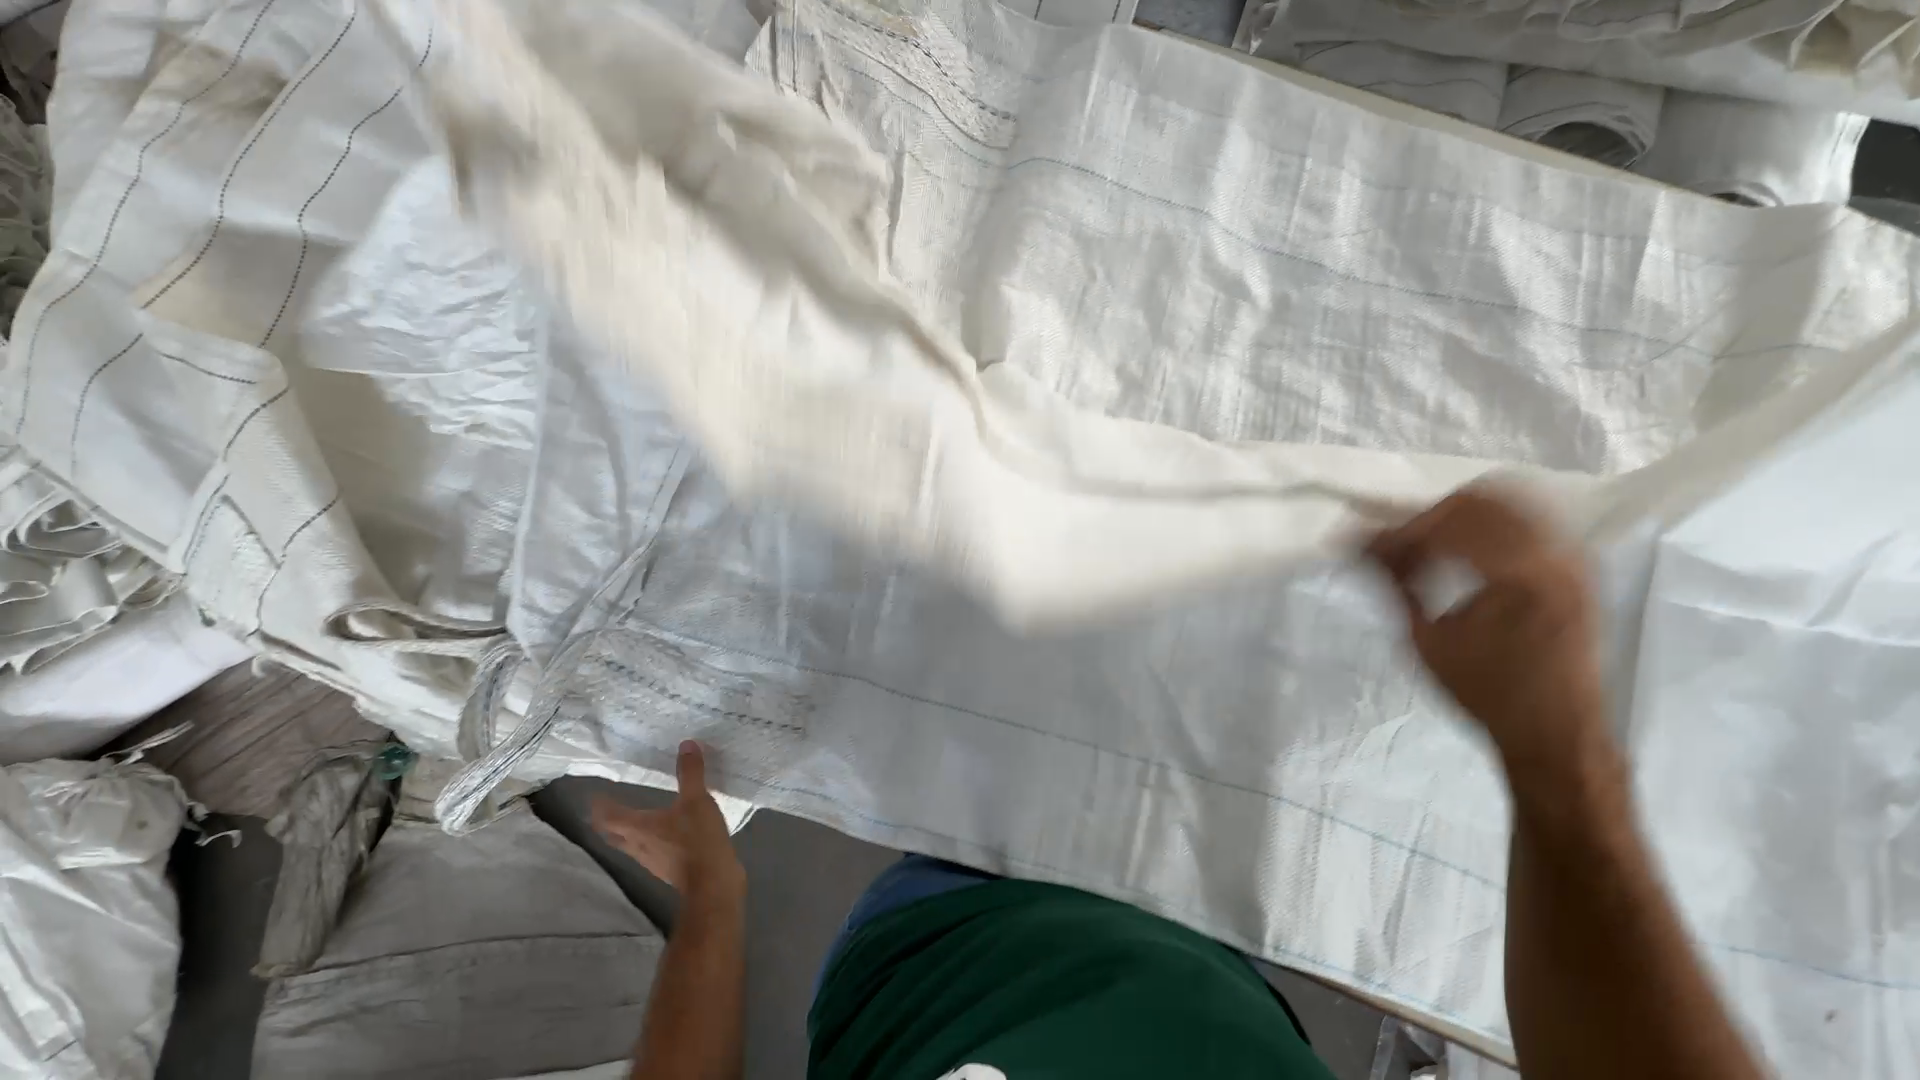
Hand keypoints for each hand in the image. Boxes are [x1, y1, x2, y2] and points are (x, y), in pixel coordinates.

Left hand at [593, 741, 744, 903]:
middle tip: (607, 810)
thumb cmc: (697, 840)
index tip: (595, 796)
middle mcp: (639, 845)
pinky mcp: (670, 871)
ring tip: (633, 822)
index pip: (608, 816)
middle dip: (608, 823)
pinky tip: (665, 838)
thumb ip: (691, 773)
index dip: (600, 806)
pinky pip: (651, 853)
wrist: (713, 884)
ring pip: (631, 846)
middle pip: (614, 835)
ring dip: (627, 834)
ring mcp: (653, 861)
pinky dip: (650, 843)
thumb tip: (686, 744)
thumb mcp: (697, 800)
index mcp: (639, 827)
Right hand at [1363, 485, 1606, 771]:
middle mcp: (1552, 553)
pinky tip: (1460, 556)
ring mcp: (1571, 555)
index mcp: (1516, 574)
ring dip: (1454, 520)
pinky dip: (1484, 527)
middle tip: (1394, 547)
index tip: (1359, 544)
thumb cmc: (1486, 694)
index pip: (1444, 526)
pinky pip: (1525, 520)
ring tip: (1424, 551)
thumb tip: (1359, 545)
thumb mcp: (1427, 642)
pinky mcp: (1576, 564)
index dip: (1396, 531)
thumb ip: (1395, 584)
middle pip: (1474, 501)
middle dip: (1424, 520)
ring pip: (1502, 504)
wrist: (1557, 731)